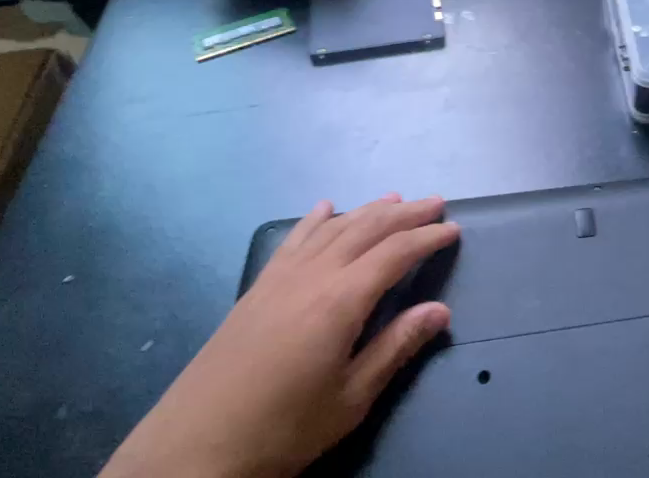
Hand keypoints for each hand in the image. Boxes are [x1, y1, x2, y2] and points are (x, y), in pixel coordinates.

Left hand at [102, 195, 459, 477]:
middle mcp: (313, 275)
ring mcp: (281, 278)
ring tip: (395, 199)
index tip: (453, 229)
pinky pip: (294, 239)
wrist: (195, 449)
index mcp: (341, 299)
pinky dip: (315, 219)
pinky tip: (325, 208)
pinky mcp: (258, 288)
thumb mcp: (350, 399)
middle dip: (405, 214)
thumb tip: (440, 310)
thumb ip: (396, 348)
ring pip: (333, 228)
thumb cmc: (283, 429)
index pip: (396, 254)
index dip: (427, 238)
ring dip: (367, 210)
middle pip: (367, 229)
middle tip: (435, 202)